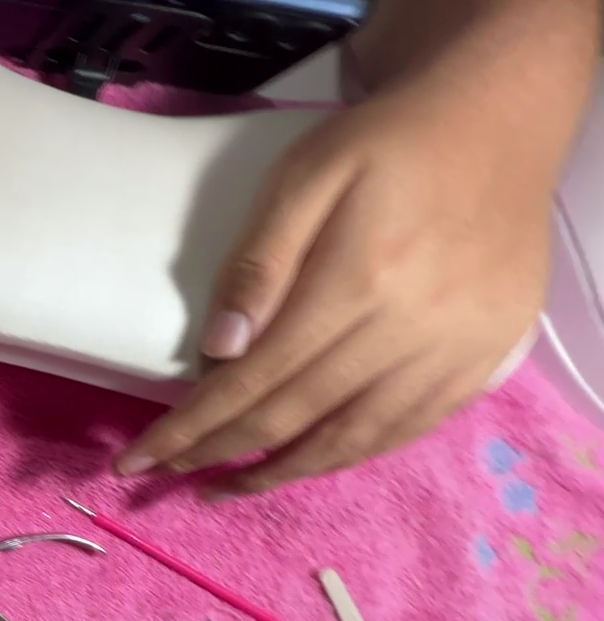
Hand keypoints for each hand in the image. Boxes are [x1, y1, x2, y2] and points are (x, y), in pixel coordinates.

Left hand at [115, 84, 552, 496]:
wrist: (503, 115)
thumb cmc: (381, 147)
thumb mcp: (301, 182)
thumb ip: (257, 267)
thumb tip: (218, 347)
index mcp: (358, 285)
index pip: (246, 383)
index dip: (185, 430)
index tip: (134, 461)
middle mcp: (413, 328)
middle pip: (288, 418)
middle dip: (212, 453)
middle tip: (160, 473)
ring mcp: (459, 347)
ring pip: (349, 440)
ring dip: (274, 475)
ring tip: (217, 488)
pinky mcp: (489, 353)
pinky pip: (406, 428)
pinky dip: (344, 457)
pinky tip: (297, 466)